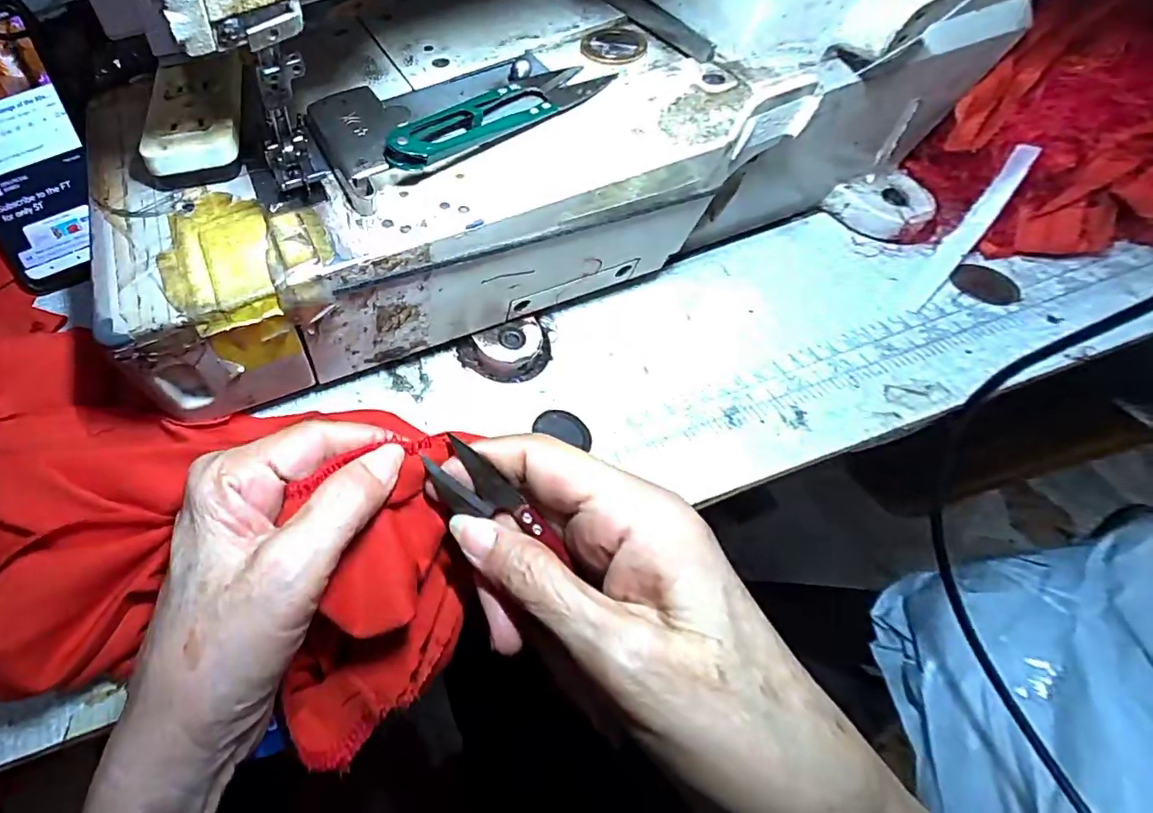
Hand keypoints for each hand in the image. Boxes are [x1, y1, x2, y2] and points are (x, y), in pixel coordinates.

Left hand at [85, 421, 404, 812]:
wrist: (188, 722)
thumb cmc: (226, 649)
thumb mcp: (290, 572)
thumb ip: (341, 506)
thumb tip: (388, 456)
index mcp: (226, 475)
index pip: (309, 437)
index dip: (367, 438)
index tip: (422, 448)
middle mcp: (232, 483)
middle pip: (312, 457)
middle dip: (367, 462)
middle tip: (424, 473)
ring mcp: (244, 515)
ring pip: (315, 485)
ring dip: (360, 490)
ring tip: (412, 494)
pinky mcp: (258, 546)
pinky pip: (310, 516)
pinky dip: (346, 518)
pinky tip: (378, 523)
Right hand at [437, 435, 920, 812]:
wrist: (806, 798)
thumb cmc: (731, 724)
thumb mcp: (617, 650)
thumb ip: (532, 579)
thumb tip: (461, 524)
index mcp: (639, 514)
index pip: (539, 454)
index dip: (477, 460)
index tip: (425, 485)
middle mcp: (625, 520)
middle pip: (523, 501)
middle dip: (494, 552)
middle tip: (486, 610)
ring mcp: (618, 553)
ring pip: (526, 543)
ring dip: (508, 589)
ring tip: (515, 642)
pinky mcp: (611, 586)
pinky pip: (545, 576)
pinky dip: (527, 608)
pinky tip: (533, 646)